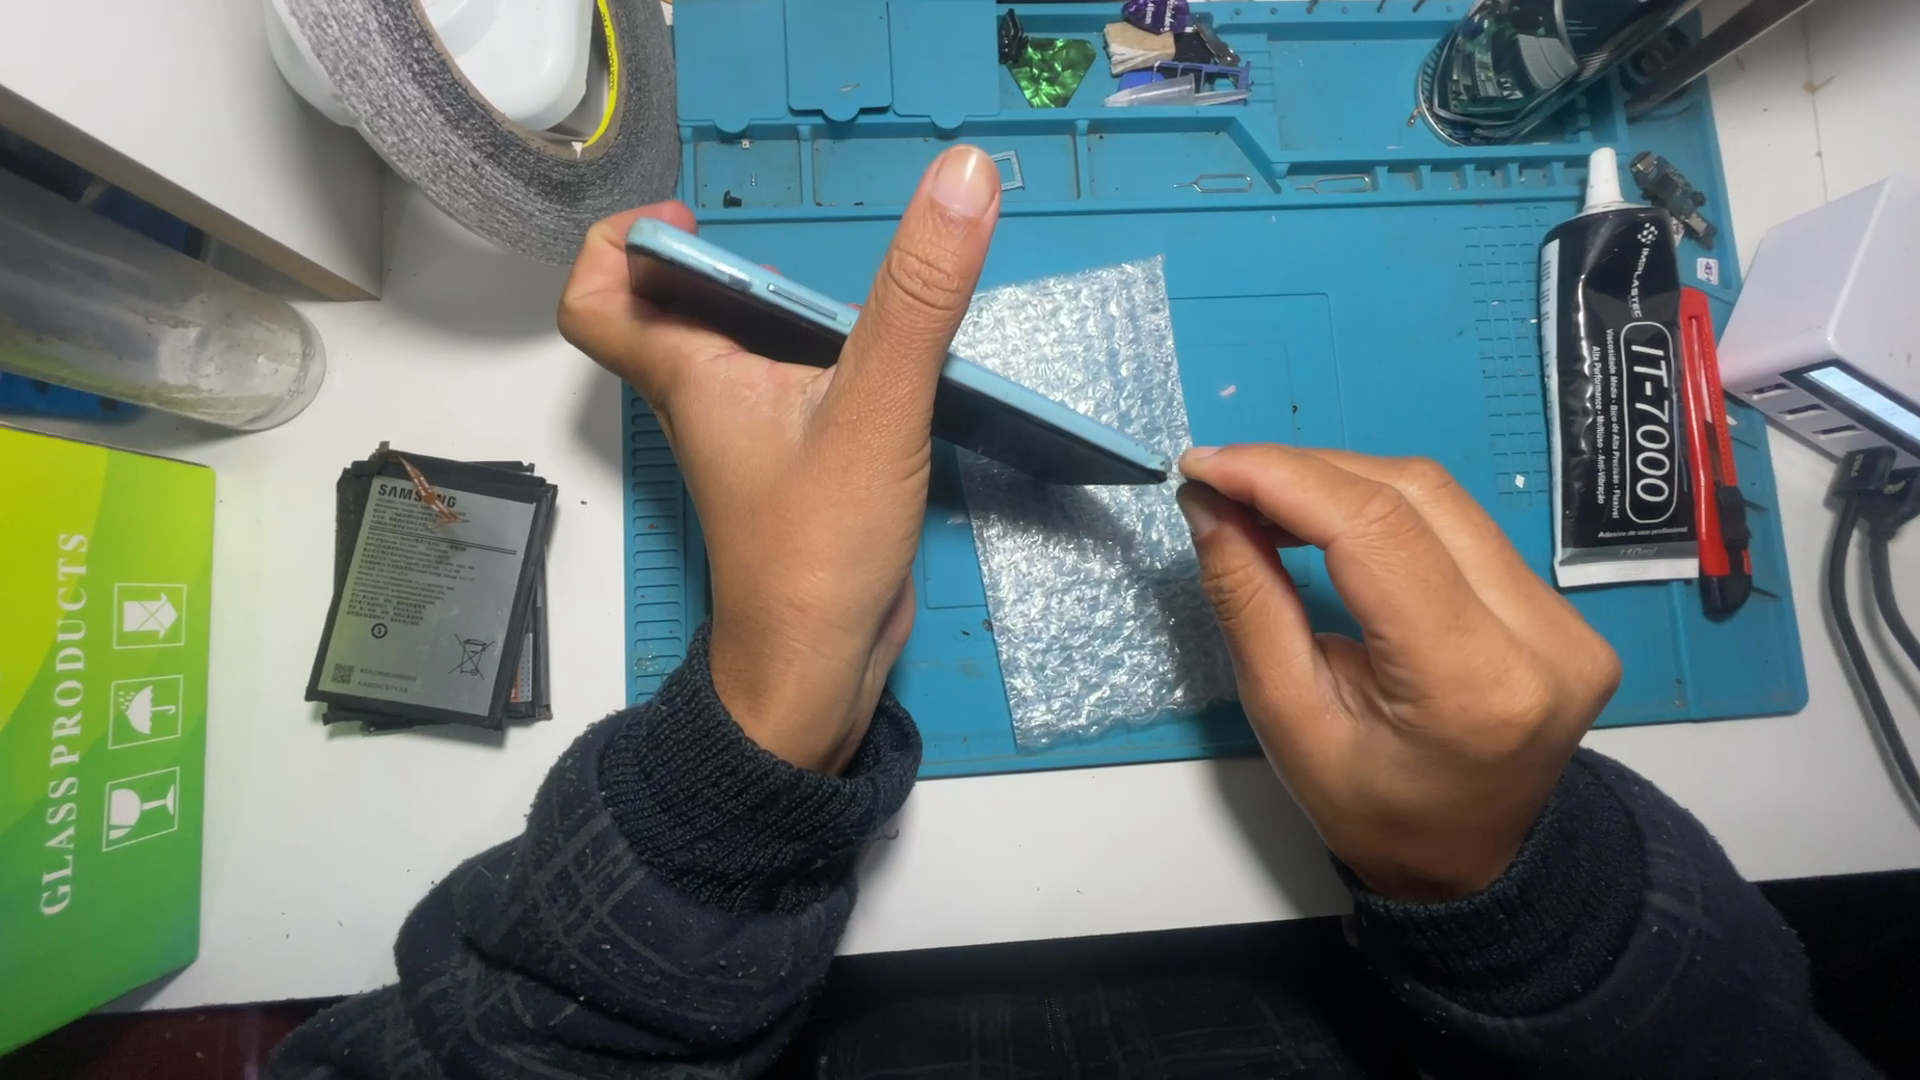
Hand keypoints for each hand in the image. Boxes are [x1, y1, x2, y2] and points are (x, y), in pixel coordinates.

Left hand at [559, 145, 1002, 772]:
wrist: (822, 663)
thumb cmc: (820, 543)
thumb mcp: (874, 407)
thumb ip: (918, 297)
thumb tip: (965, 173)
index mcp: (690, 374)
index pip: (602, 296)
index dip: (626, 243)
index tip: (696, 223)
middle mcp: (708, 402)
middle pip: (684, 311)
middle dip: (733, 267)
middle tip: (804, 256)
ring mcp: (754, 442)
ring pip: (746, 354)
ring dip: (787, 314)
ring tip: (862, 300)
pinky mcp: (797, 471)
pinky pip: (793, 394)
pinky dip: (823, 365)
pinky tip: (884, 366)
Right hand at [1175, 446, 1620, 900]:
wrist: (1466, 859)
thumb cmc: (1365, 806)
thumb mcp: (1283, 714)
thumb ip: (1248, 600)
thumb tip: (1209, 506)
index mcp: (1472, 682)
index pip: (1375, 532)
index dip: (1280, 479)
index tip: (1203, 467)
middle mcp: (1541, 634)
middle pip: (1411, 494)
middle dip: (1299, 470)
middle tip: (1219, 477)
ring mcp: (1561, 614)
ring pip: (1433, 494)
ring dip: (1331, 479)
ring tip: (1255, 494)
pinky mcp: (1551, 602)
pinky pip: (1449, 519)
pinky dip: (1367, 501)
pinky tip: (1313, 512)